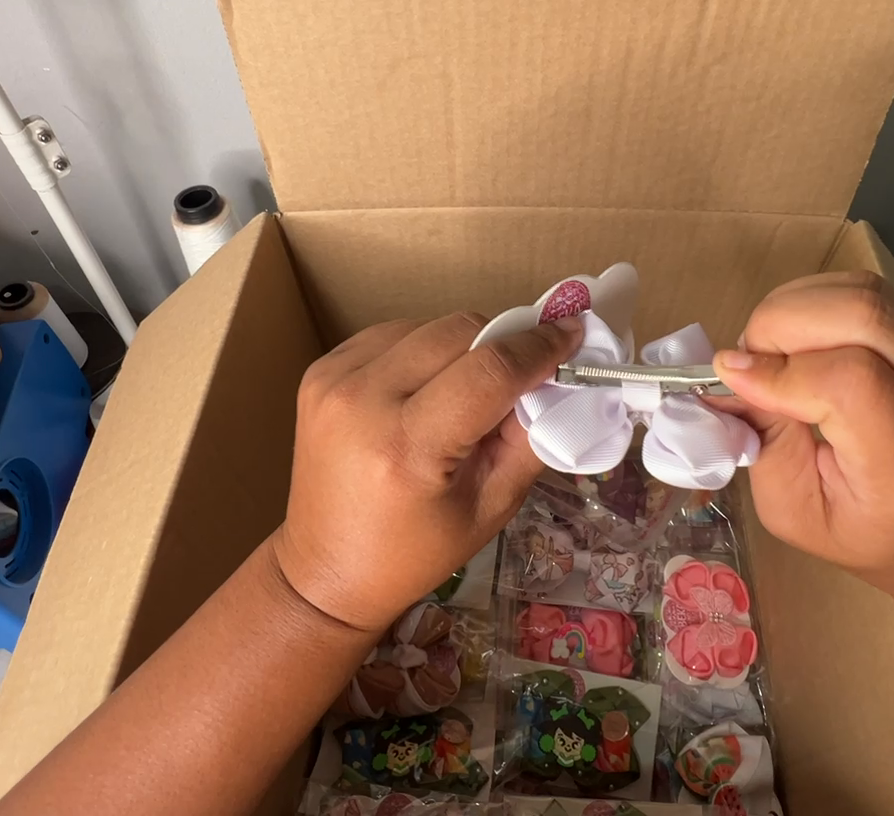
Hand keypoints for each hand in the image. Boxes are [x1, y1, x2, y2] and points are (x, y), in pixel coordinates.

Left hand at [274, 312, 582, 631]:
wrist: (325, 569)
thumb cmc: (414, 552)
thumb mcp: (491, 507)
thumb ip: (531, 438)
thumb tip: (555, 378)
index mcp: (407, 447)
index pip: (489, 370)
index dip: (538, 346)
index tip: (573, 332)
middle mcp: (362, 400)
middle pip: (459, 331)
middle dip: (503, 342)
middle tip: (525, 368)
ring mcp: (333, 378)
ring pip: (428, 325)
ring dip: (464, 344)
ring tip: (470, 387)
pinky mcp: (320, 370)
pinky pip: (394, 333)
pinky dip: (425, 348)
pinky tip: (429, 385)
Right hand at [711, 272, 893, 609]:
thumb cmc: (868, 535)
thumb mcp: (795, 514)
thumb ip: (763, 443)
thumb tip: (730, 374)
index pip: (852, 383)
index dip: (782, 371)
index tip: (733, 379)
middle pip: (866, 317)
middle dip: (783, 323)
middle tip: (753, 359)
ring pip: (867, 293)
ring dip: (798, 305)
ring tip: (774, 346)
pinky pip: (872, 291)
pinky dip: (818, 299)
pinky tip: (800, 334)